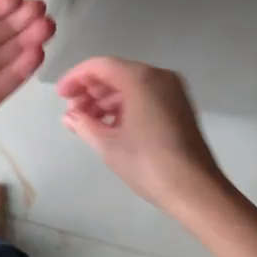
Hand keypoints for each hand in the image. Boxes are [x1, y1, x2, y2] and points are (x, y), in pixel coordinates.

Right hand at [57, 56, 226, 211]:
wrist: (196, 190)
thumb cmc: (149, 164)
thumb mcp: (109, 145)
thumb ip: (84, 124)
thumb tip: (69, 116)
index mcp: (141, 78)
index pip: (100, 66)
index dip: (76, 77)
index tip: (60, 95)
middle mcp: (159, 76)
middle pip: (117, 72)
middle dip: (91, 90)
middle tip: (73, 111)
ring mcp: (173, 91)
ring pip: (131, 85)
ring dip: (106, 99)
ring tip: (88, 122)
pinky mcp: (179, 106)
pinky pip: (145, 95)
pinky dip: (125, 105)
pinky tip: (111, 126)